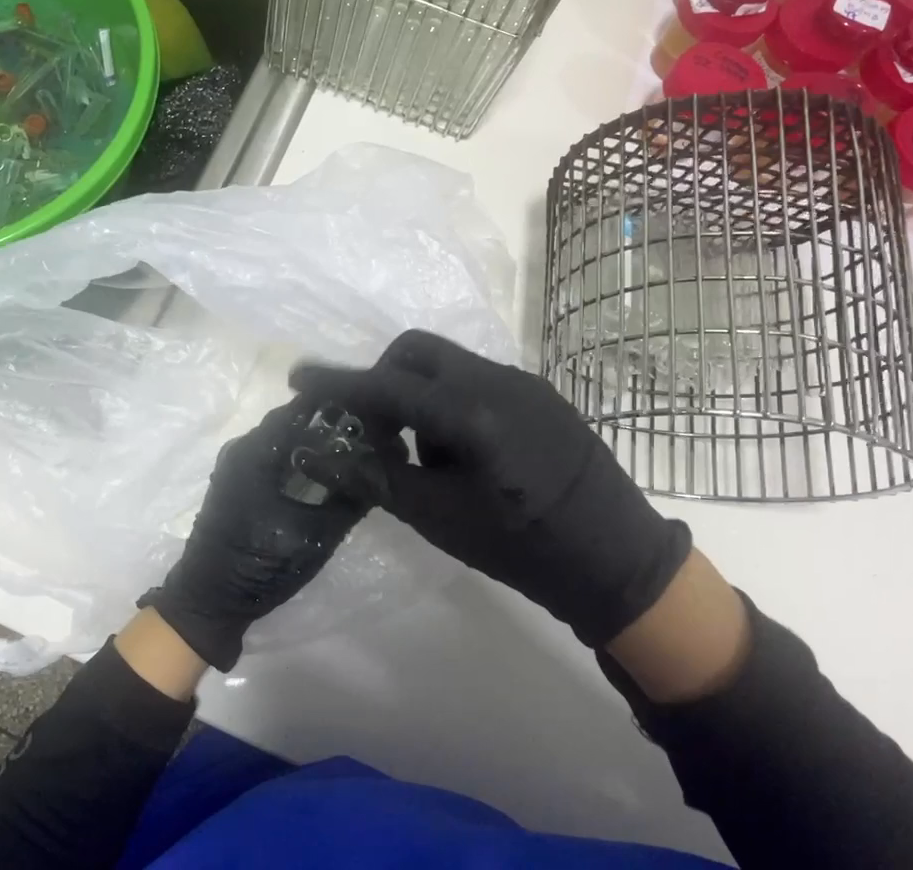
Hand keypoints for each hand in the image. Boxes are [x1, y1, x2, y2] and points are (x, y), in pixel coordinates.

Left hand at [139, 399, 385, 671]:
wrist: (210, 600)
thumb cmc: (259, 565)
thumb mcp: (315, 535)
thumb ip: (350, 499)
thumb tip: (383, 469)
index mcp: (256, 451)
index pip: (303, 408)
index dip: (339, 408)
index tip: (374, 414)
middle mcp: (241, 448)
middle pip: (293, 422)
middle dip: (330, 427)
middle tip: (369, 437)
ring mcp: (235, 466)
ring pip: (283, 441)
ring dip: (314, 445)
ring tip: (353, 456)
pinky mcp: (236, 484)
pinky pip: (272, 459)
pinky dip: (298, 460)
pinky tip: (325, 476)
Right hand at [291, 329, 690, 648]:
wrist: (615, 560)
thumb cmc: (518, 547)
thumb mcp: (436, 517)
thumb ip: (374, 475)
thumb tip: (315, 452)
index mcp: (469, 412)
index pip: (384, 386)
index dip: (335, 384)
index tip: (298, 379)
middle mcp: (495, 381)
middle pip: (415, 352)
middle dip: (381, 381)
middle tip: (371, 429)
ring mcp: (523, 383)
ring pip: (447, 366)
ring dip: (418, 398)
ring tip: (426, 459)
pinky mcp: (541, 395)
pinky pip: (477, 382)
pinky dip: (451, 406)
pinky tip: (464, 457)